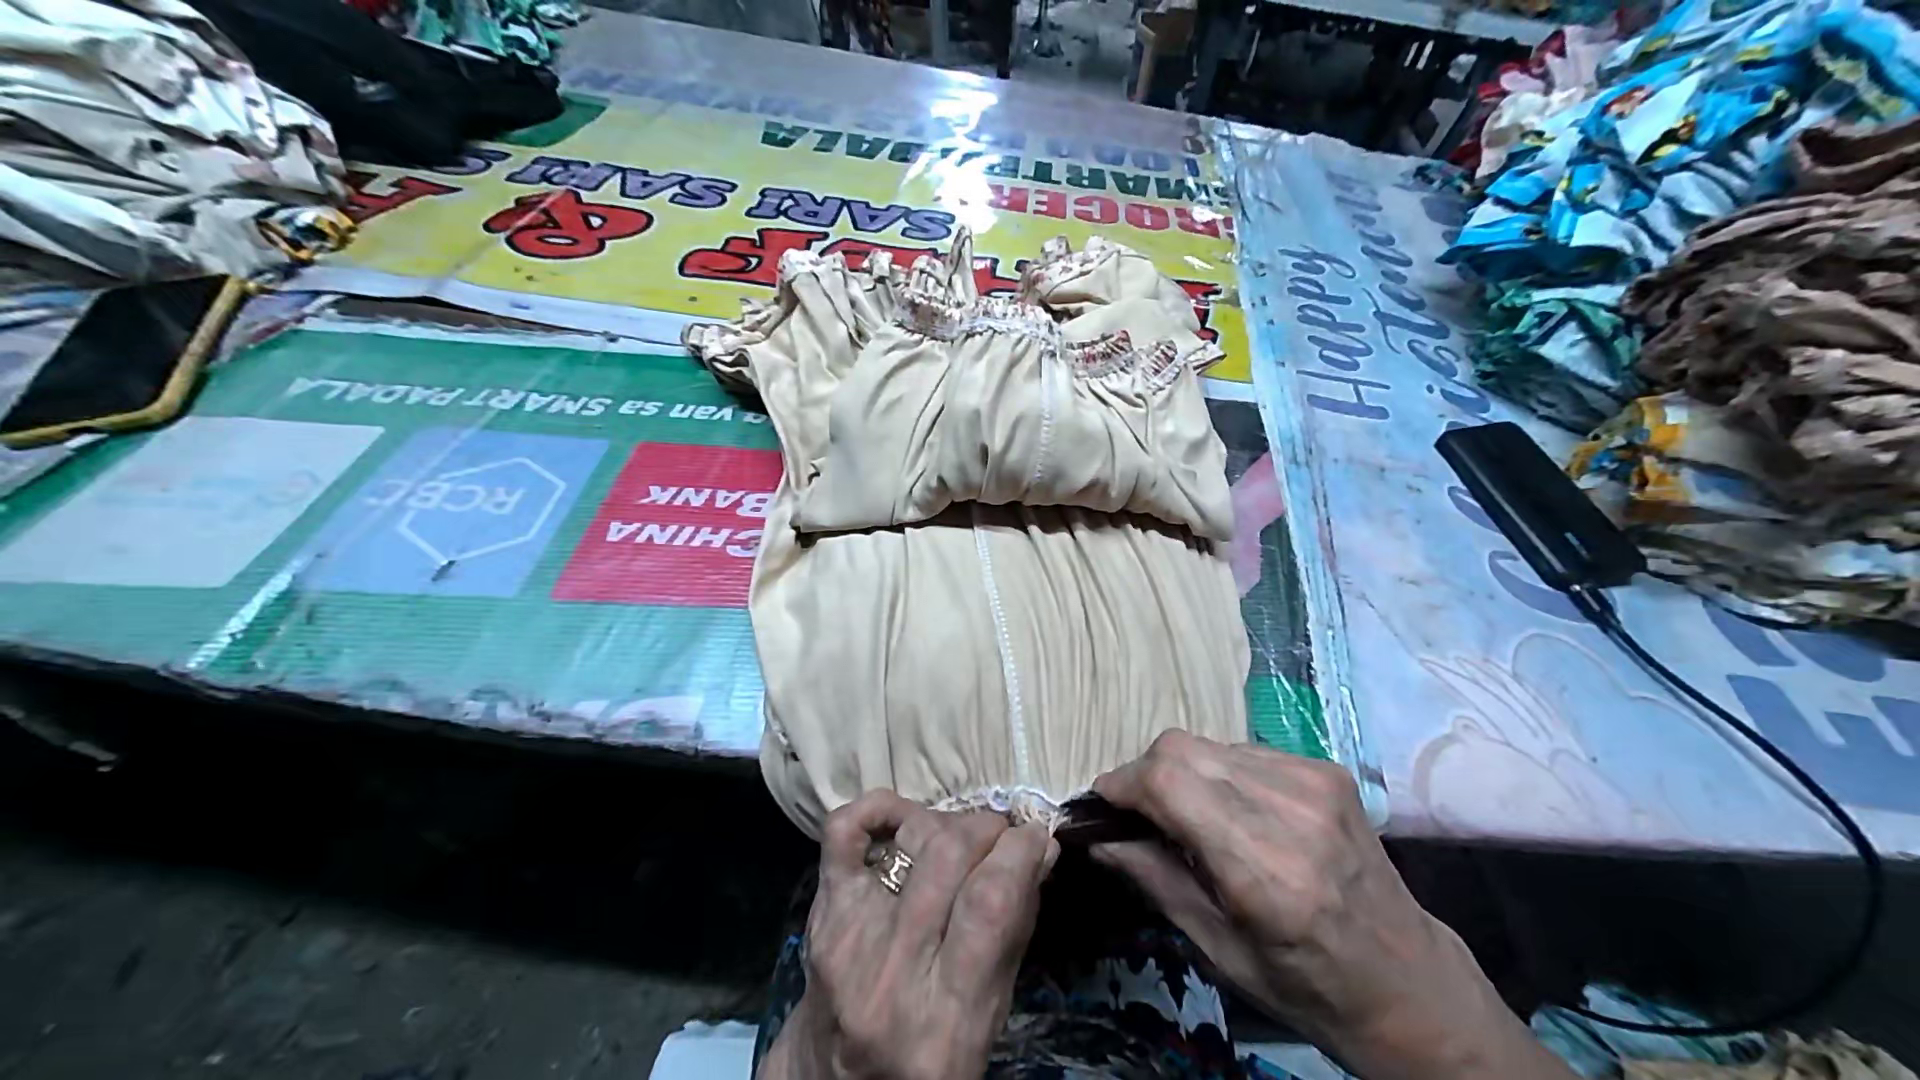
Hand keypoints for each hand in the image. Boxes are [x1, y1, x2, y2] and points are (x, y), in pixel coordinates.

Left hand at [761, 792, 1058, 1079]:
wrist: (836, 1078)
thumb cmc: (927, 1055)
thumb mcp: (988, 1018)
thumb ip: (1013, 931)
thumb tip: (1040, 847)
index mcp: (946, 1019)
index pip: (988, 903)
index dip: (1020, 852)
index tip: (1036, 835)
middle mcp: (892, 972)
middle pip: (947, 857)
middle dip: (987, 828)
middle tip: (1002, 833)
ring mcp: (848, 935)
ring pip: (909, 838)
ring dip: (949, 820)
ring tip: (963, 835)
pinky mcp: (820, 909)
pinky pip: (843, 831)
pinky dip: (878, 807)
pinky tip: (905, 817)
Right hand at [1092, 733, 1575, 1079]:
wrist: (1410, 982)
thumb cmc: (1308, 985)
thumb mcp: (1220, 950)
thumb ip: (1153, 879)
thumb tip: (1096, 835)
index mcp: (1267, 871)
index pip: (1169, 782)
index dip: (1122, 783)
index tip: (1101, 804)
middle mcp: (1293, 811)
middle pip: (1180, 748)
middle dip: (1143, 773)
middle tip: (1135, 812)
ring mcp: (1315, 781)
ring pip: (1206, 743)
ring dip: (1178, 771)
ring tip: (1181, 813)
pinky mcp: (1326, 768)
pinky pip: (1240, 750)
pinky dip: (1214, 771)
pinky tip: (1224, 807)